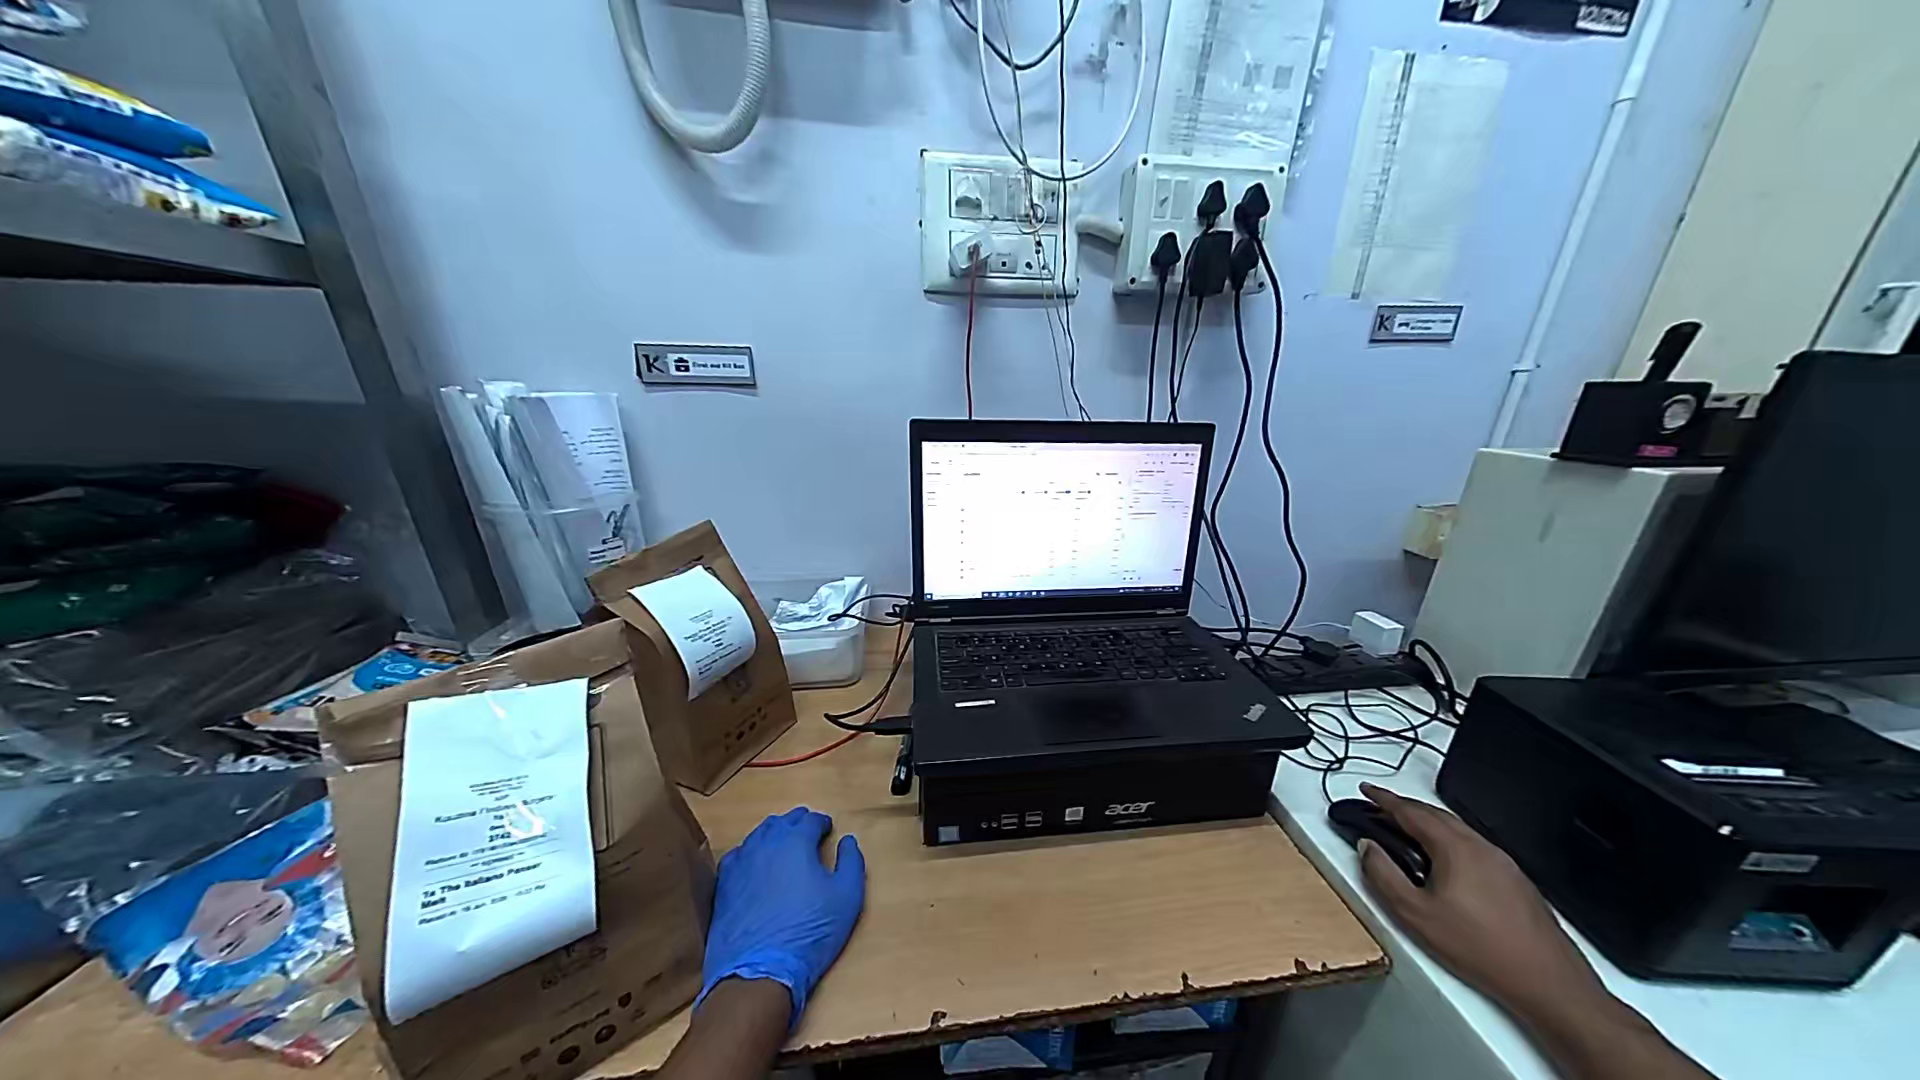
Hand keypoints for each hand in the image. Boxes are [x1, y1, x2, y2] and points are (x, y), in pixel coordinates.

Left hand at [698, 807, 865, 1029]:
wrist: (758, 973)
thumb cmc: (809, 932)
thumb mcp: (847, 897)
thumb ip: (851, 862)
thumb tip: (847, 841)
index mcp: (795, 841)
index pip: (810, 819)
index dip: (821, 822)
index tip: (827, 829)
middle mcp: (765, 844)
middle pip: (782, 821)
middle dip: (798, 823)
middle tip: (808, 833)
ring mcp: (740, 864)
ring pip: (758, 835)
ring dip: (774, 835)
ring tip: (783, 846)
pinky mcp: (723, 886)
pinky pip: (739, 856)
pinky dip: (751, 853)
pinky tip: (756, 865)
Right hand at [1354, 782, 1606, 1021]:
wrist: (1549, 983)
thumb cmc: (1482, 949)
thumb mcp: (1415, 913)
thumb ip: (1382, 874)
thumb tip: (1368, 848)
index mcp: (1455, 848)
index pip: (1410, 811)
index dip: (1383, 798)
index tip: (1367, 790)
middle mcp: (1482, 848)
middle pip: (1435, 813)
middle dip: (1404, 806)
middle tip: (1380, 806)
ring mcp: (1504, 863)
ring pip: (1457, 828)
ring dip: (1427, 822)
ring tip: (1407, 829)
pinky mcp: (1517, 881)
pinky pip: (1474, 845)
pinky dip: (1449, 839)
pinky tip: (1444, 859)